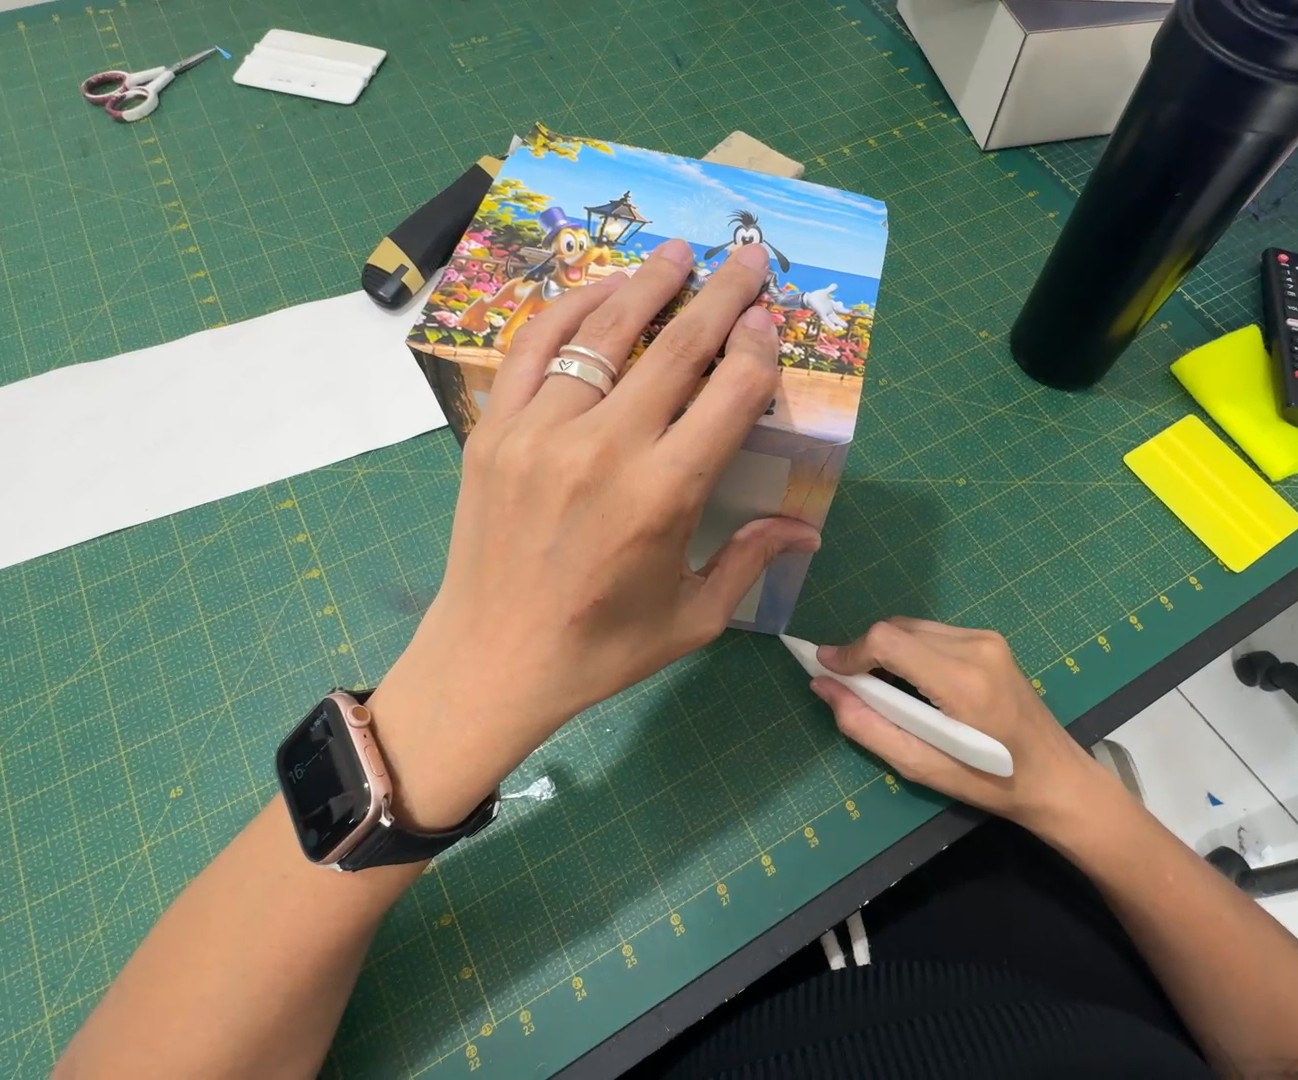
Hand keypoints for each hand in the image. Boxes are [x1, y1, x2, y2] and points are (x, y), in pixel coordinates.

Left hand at [371, 239, 820, 826]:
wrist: (492, 663)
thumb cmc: (602, 649)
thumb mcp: (693, 617)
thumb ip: (751, 560)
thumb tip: (806, 529)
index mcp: (663, 496)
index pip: (729, 395)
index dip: (757, 350)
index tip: (768, 321)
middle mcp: (605, 449)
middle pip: (677, 348)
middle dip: (720, 296)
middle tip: (744, 257)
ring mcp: (541, 432)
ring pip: (605, 334)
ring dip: (648, 286)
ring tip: (677, 253)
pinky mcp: (495, 430)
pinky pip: (536, 349)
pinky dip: (571, 309)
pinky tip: (602, 291)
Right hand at [812, 618, 1114, 828]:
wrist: (1056, 776)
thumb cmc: (990, 782)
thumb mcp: (921, 767)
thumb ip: (867, 725)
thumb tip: (824, 686)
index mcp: (962, 682)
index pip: (888, 641)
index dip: (850, 652)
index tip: (826, 670)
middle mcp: (976, 648)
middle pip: (896, 629)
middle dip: (866, 653)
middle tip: (855, 688)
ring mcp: (987, 639)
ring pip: (912, 628)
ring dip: (888, 651)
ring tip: (886, 690)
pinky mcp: (991, 640)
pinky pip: (932, 634)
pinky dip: (911, 651)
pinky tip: (916, 683)